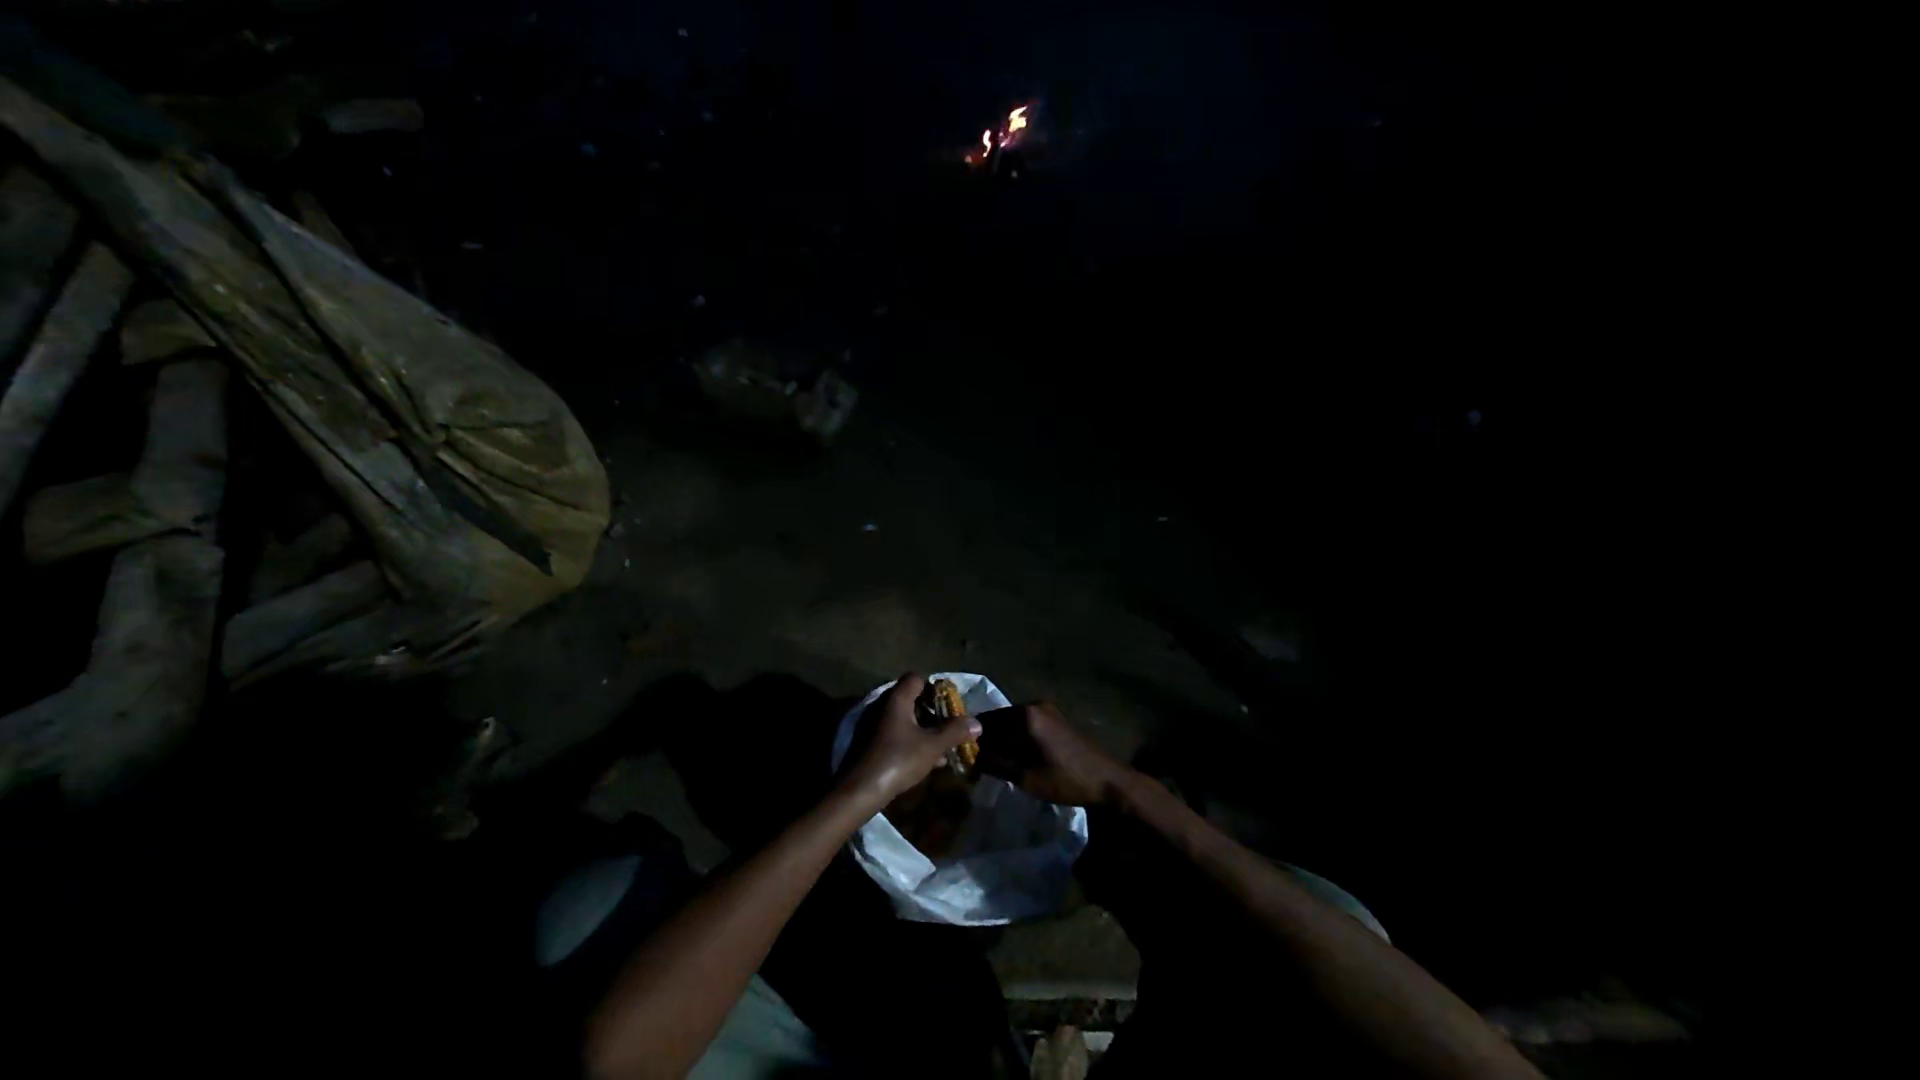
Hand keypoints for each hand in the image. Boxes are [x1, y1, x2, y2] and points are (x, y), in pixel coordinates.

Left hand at [836, 673, 981, 809]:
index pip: (916, 678)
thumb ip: (954, 732)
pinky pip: (893, 733)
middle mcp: (882, 706)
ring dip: (921, 728)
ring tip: (940, 745)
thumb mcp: (932, 746)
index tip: (949, 704)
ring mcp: (872, 724)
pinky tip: (923, 760)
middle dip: (931, 711)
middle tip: (948, 726)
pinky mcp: (868, 743)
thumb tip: (977, 723)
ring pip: (902, 719)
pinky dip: (909, 740)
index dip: (934, 687)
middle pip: (910, 698)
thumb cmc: (898, 760)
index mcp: (896, 699)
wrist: (859, 790)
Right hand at [974, 701, 1132, 806]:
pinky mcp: (1056, 718)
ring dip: (1001, 738)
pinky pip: (1026, 724)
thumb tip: (967, 758)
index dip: (971, 737)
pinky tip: (1013, 755)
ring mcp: (1047, 709)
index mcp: (1025, 715)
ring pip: (1012, 722)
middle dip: (986, 738)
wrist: (1108, 780)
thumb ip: (994, 765)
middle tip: (973, 759)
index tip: (959, 752)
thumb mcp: (1025, 778)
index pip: (985, 721)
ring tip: (991, 760)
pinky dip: (1016, 737)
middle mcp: (1033, 705)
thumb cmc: (1065, 780)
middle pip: (999, 719)